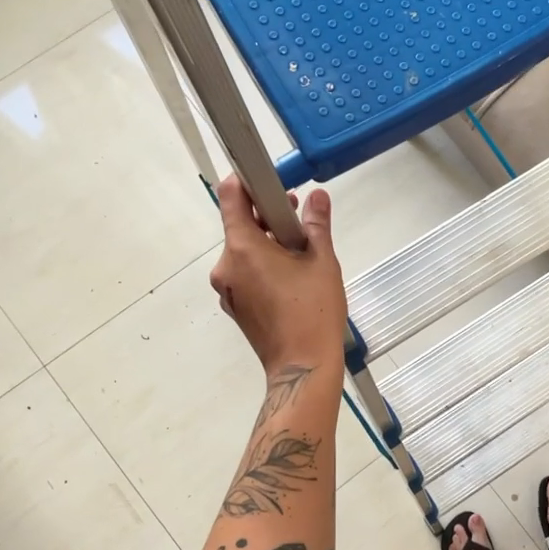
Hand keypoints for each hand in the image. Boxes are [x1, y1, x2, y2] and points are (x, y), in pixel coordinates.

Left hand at [208, 176, 345, 372]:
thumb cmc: (313, 312)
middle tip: (299, 222)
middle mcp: (226, 266)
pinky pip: (245, 275)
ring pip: (244, 253)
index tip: (272, 185)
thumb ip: (316, 225)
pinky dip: (263, 268)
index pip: (230, 196)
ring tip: (302, 255)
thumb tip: (318, 198)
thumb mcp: (323, 262)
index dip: (248, 182)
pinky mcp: (235, 307)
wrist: (302, 367)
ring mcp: (227, 289)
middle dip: (267, 218)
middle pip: (239, 226)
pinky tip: (292, 280)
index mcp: (242, 248)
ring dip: (267, 245)